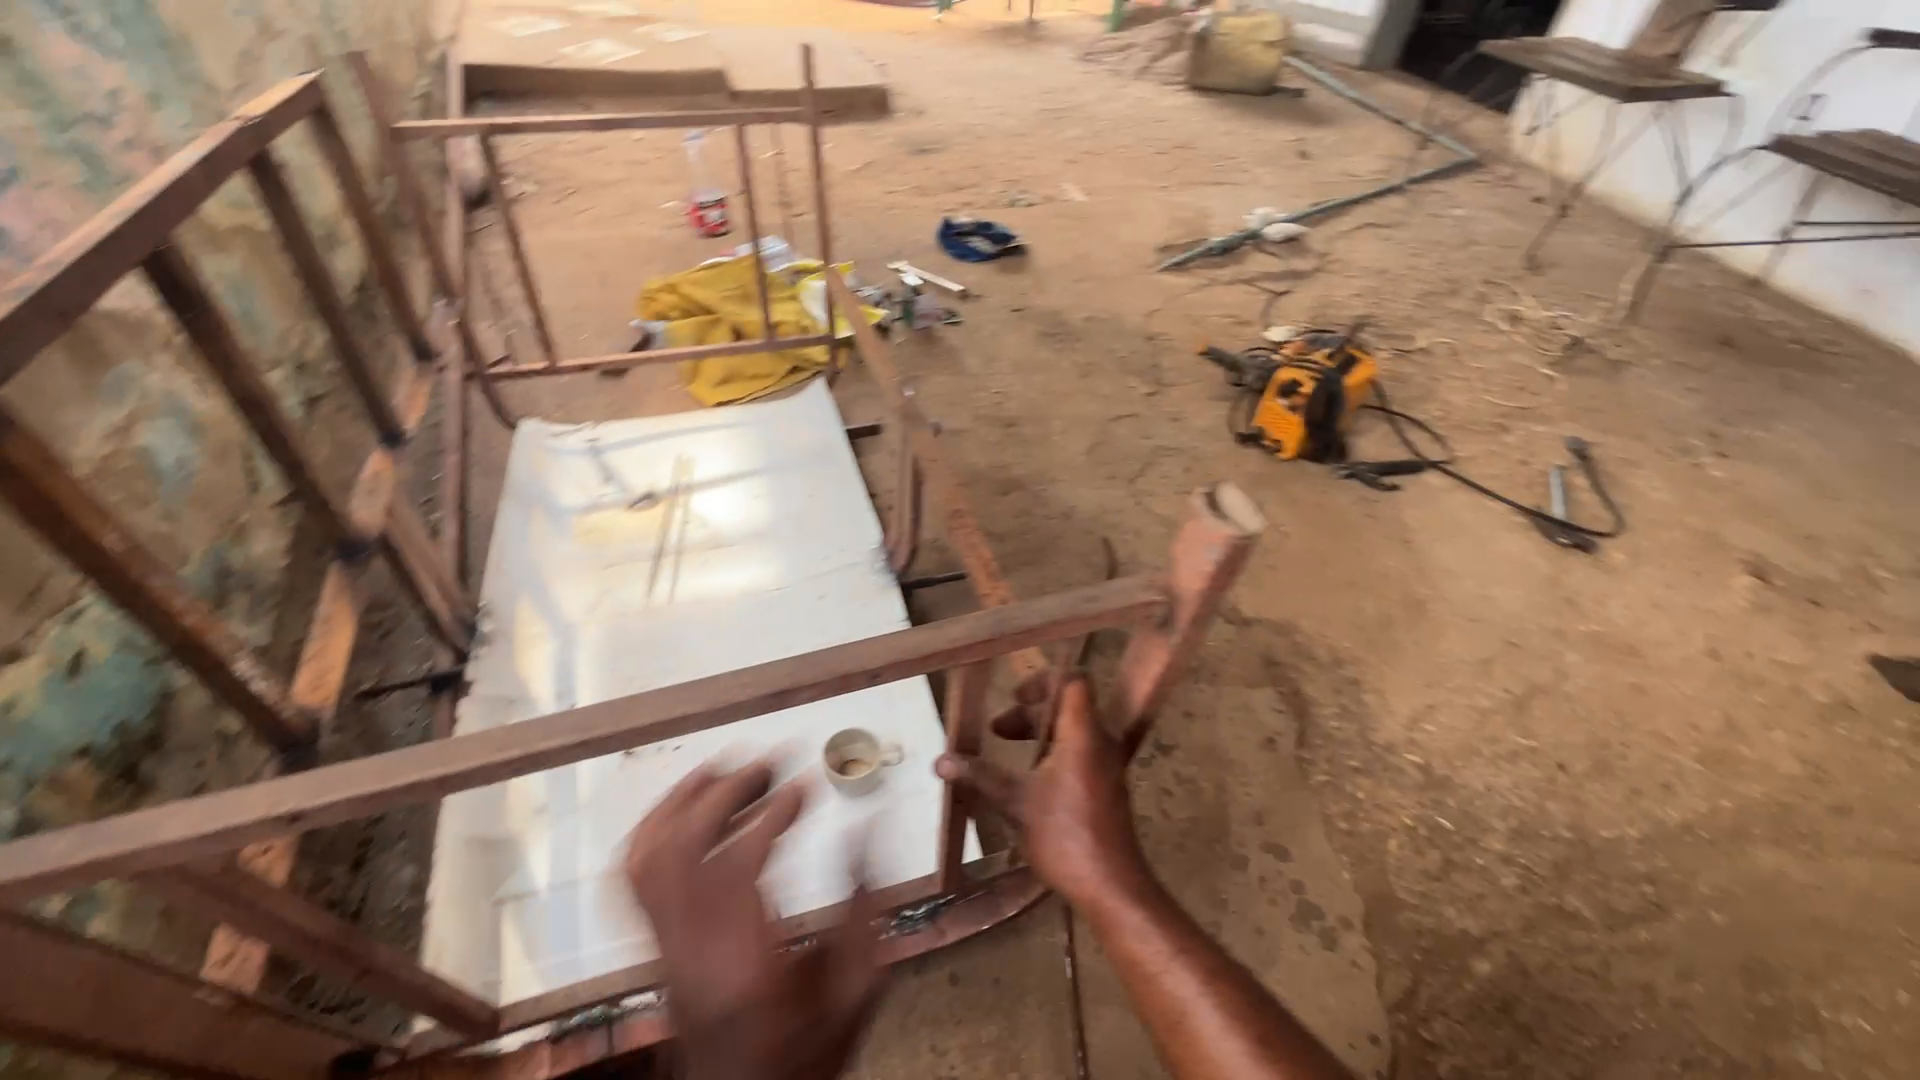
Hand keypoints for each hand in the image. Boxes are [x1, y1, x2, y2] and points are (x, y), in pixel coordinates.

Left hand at [624, 761, 885, 1079]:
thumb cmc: (805, 1052)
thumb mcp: (857, 988)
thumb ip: (863, 904)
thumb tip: (866, 824)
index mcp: (741, 964)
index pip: (736, 865)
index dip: (771, 815)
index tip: (804, 787)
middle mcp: (689, 950)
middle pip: (681, 849)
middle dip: (725, 792)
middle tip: (769, 764)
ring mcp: (662, 947)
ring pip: (647, 856)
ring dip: (683, 800)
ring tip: (725, 767)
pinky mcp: (654, 944)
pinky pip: (634, 877)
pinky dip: (653, 828)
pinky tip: (686, 805)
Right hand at [934, 675, 1152, 906]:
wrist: (1111, 886)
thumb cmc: (1064, 836)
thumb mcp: (1015, 803)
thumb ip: (980, 776)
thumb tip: (941, 760)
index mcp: (1082, 734)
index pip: (1073, 681)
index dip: (1043, 680)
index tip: (1013, 698)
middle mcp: (1100, 742)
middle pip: (1068, 706)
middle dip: (1030, 713)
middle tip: (997, 731)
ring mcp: (1107, 765)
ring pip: (1073, 731)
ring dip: (1039, 735)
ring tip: (1007, 751)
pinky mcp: (1107, 787)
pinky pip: (1080, 752)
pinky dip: (1054, 753)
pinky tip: (1030, 781)